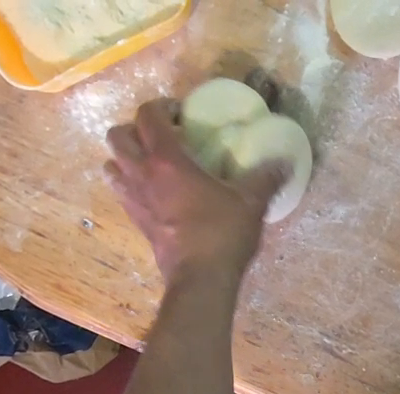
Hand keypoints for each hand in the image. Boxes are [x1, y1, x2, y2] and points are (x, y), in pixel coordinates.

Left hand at [104, 99, 287, 283]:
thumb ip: (266, 178)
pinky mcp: (138, 224)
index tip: (181, 115)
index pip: (148, 116)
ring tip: (148, 165)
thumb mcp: (250, 203)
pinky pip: (121, 195)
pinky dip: (128, 187)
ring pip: (112, 165)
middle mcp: (143, 174)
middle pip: (118, 136)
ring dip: (124, 159)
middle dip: (134, 130)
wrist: (201, 280)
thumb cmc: (223, 235)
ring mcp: (136, 201)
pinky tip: (150, 194)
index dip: (161, 107)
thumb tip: (287, 162)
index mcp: (167, 160)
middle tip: (160, 139)